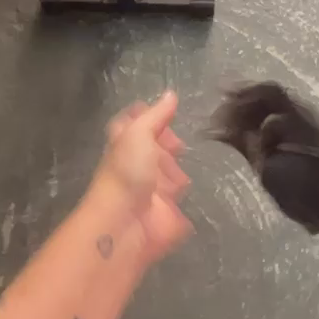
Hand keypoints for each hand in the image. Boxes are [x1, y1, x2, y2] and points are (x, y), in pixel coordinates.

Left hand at [85, 91, 193, 264]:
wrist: (125, 224)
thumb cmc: (127, 171)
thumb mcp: (139, 133)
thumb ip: (157, 115)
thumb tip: (170, 93)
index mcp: (126, 145)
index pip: (135, 125)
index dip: (148, 117)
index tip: (166, 111)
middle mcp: (139, 166)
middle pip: (156, 148)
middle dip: (169, 144)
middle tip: (177, 144)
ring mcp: (154, 191)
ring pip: (171, 175)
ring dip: (178, 173)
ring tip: (178, 174)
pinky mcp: (169, 215)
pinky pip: (182, 206)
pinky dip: (187, 202)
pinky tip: (192, 194)